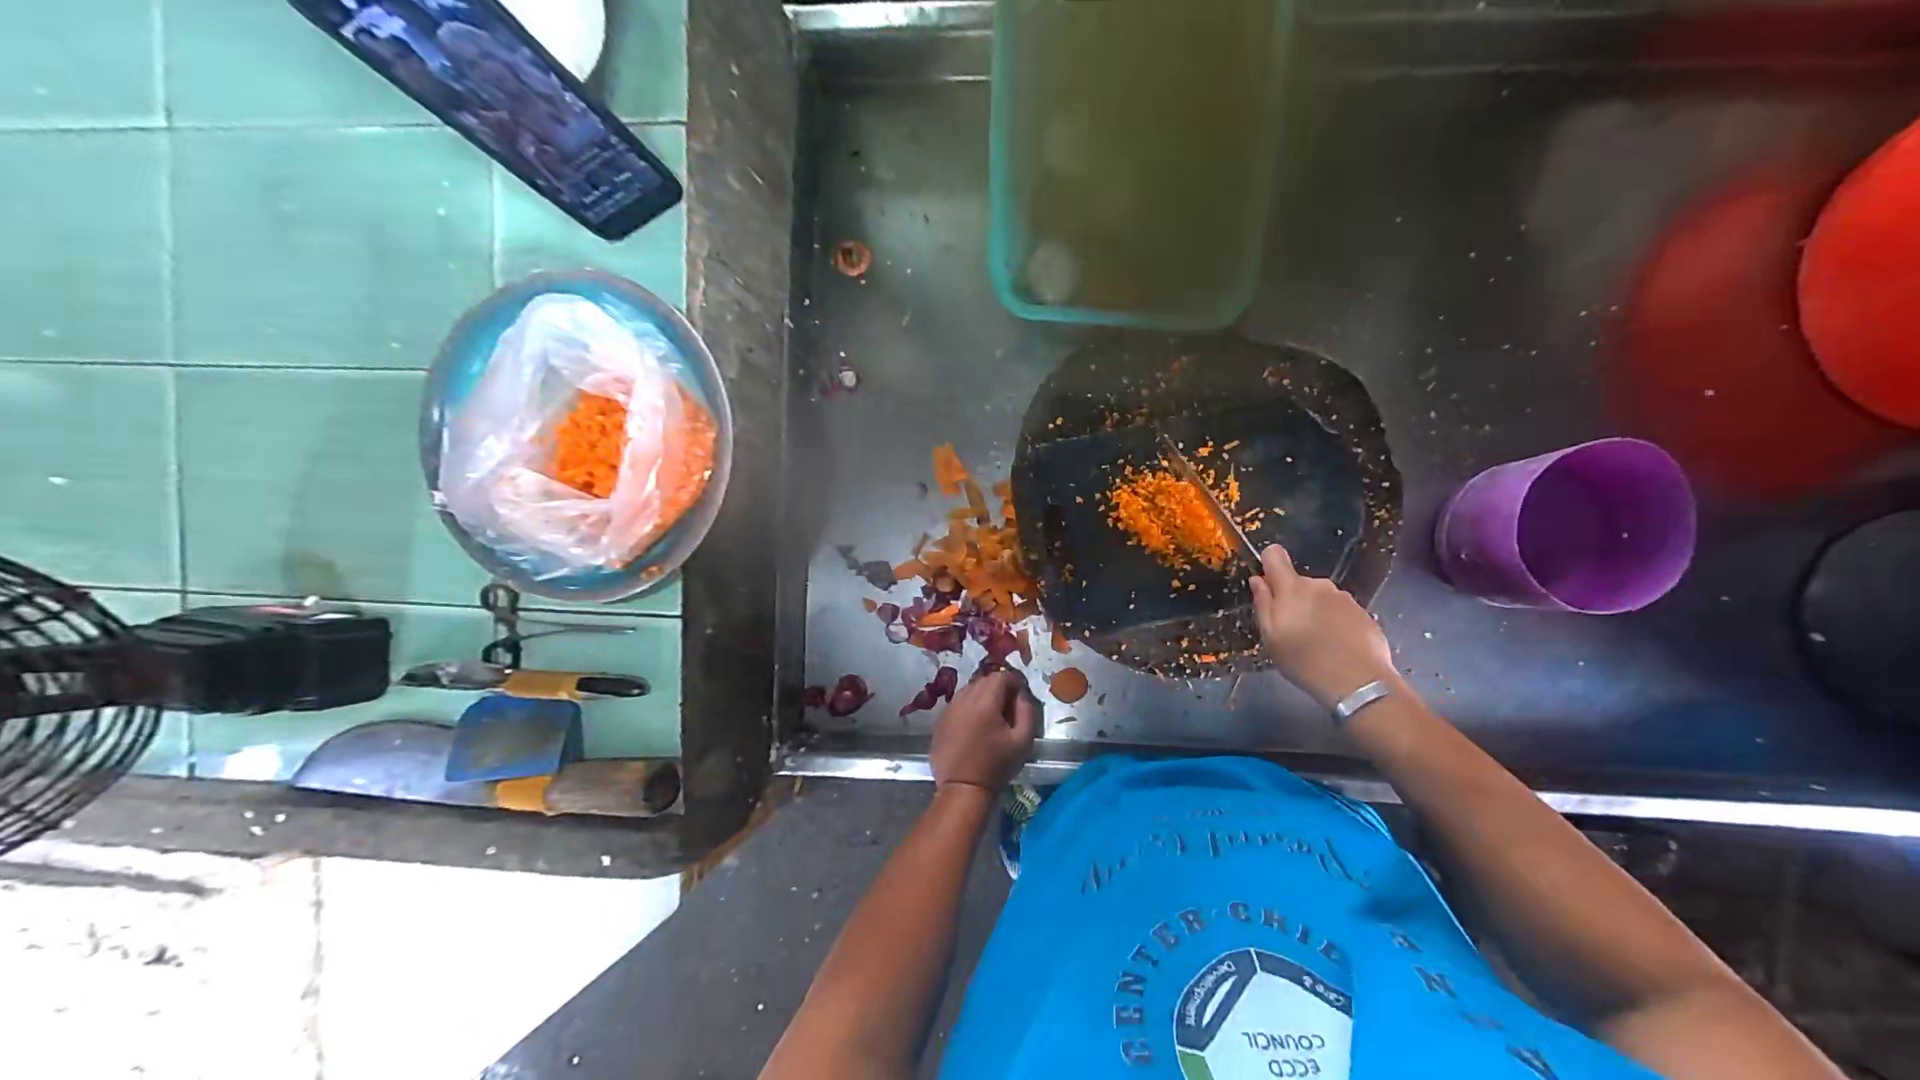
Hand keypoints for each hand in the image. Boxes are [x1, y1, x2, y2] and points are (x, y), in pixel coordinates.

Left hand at [930, 671, 1037, 790]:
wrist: (962, 788)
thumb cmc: (996, 766)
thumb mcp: (1022, 741)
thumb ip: (1027, 711)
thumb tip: (1021, 694)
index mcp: (985, 702)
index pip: (1000, 675)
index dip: (1013, 682)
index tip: (1019, 697)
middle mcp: (964, 699)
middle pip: (984, 680)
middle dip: (998, 688)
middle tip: (1007, 708)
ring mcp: (949, 708)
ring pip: (969, 690)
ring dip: (982, 696)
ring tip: (991, 717)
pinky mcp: (940, 719)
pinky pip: (958, 703)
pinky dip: (969, 707)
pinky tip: (974, 725)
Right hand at [1248, 543, 1400, 708]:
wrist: (1359, 683)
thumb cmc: (1304, 661)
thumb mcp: (1271, 637)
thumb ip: (1262, 604)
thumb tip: (1258, 580)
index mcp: (1292, 588)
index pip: (1275, 555)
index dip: (1268, 563)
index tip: (1267, 584)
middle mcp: (1320, 585)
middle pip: (1298, 582)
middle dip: (1292, 600)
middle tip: (1292, 631)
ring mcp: (1345, 598)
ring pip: (1320, 598)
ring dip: (1315, 612)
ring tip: (1316, 643)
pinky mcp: (1364, 613)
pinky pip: (1340, 611)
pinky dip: (1334, 623)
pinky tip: (1336, 647)